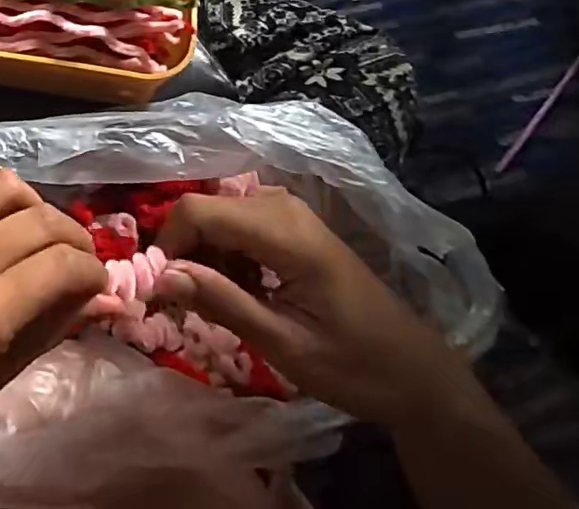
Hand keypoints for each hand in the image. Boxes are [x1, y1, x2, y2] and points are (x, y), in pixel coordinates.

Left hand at [0, 167, 118, 477]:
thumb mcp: (4, 373)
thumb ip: (56, 323)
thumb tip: (105, 294)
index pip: (60, 266)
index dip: (92, 270)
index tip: (99, 281)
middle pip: (40, 220)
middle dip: (75, 237)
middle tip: (79, 258)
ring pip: (4, 185)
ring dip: (34, 206)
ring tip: (36, 234)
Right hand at [153, 187, 475, 428]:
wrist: (417, 372)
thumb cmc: (355, 365)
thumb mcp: (284, 344)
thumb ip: (221, 302)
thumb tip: (161, 275)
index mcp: (284, 232)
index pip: (198, 210)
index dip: (169, 243)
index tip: (163, 286)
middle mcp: (281, 206)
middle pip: (205, 208)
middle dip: (186, 251)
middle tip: (191, 301)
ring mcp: (287, 210)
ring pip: (217, 214)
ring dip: (207, 255)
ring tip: (223, 300)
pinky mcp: (290, 222)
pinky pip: (236, 222)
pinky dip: (226, 252)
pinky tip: (244, 287)